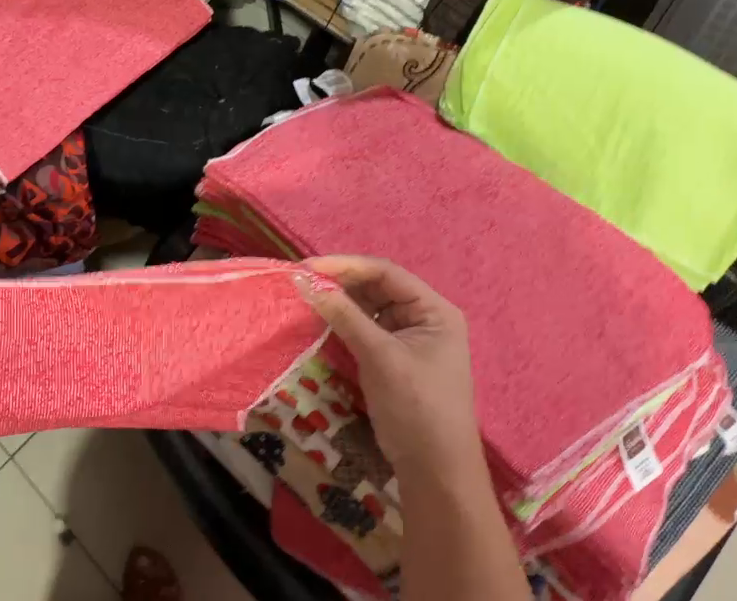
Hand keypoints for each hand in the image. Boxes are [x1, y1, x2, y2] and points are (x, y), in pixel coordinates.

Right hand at [295, 256, 484, 481]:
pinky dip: (341, 322)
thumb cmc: (416, 407)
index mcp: (434, 311)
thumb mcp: (379, 356)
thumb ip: (343, 315)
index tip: (307, 267)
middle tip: (301, 281)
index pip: (385, 273)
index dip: (345, 266)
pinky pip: (364, 328)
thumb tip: (304, 281)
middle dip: (339, 283)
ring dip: (338, 302)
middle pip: (375, 287)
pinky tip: (319, 320)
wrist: (435, 471)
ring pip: (367, 307)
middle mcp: (423, 318)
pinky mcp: (393, 357)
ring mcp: (408, 338)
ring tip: (304, 297)